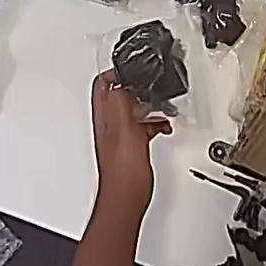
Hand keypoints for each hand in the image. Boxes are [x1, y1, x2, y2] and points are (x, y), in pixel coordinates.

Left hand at [91, 70, 168, 216]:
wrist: (128, 197)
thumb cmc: (123, 171)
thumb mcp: (125, 129)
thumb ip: (122, 103)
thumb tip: (123, 83)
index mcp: (106, 116)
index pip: (103, 83)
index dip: (116, 71)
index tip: (132, 67)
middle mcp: (111, 123)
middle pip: (118, 93)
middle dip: (135, 84)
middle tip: (148, 82)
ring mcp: (122, 134)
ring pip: (133, 107)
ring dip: (147, 102)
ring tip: (160, 102)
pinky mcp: (134, 144)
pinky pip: (144, 123)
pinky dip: (155, 119)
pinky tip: (162, 124)